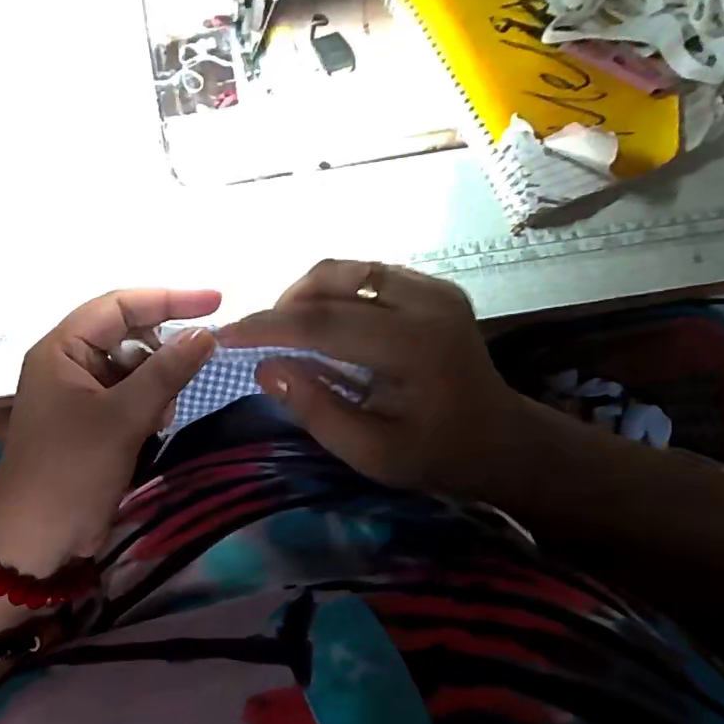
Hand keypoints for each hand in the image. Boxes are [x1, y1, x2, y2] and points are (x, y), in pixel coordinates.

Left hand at [0, 288, 220, 573]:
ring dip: (157, 383)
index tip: (217, 302)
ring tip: (161, 414)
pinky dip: (148, 404)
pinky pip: (128, 394)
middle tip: (193, 369)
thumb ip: (167, 371)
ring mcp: (78, 392)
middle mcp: (68, 362)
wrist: (36, 538)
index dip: (170, 298)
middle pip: (127, 334)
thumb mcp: (124, 417)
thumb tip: (206, 334)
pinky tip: (153, 426)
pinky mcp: (90, 420)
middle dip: (162, 350)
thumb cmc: (73, 469)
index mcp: (62, 348)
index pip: (120, 305)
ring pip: (132, 367)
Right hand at [218, 260, 541, 496]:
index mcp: (414, 347)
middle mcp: (426, 302)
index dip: (266, 328)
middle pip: (332, 281)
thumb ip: (316, 410)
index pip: (322, 323)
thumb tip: (263, 367)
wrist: (499, 438)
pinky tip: (326, 323)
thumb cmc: (435, 454)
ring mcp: (433, 287)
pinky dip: (333, 292)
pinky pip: (366, 274)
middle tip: (261, 340)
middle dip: (283, 306)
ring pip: (347, 269)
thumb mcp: (371, 453)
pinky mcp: (432, 285)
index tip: (224, 336)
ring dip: (306, 294)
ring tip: (289, 331)